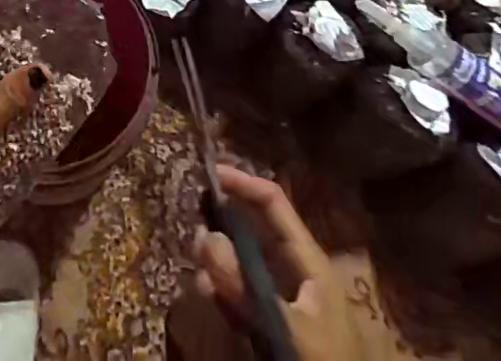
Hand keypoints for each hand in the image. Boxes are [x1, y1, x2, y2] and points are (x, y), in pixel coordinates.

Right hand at [194, 165, 364, 360]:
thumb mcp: (288, 327)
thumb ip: (247, 287)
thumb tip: (205, 238)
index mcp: (308, 258)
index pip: (273, 204)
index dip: (244, 183)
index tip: (209, 173)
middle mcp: (294, 269)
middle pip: (255, 228)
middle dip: (224, 216)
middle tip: (192, 211)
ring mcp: (282, 296)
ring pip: (243, 261)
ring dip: (218, 255)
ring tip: (194, 254)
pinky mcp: (271, 323)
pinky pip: (241, 295)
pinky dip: (221, 288)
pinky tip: (204, 289)